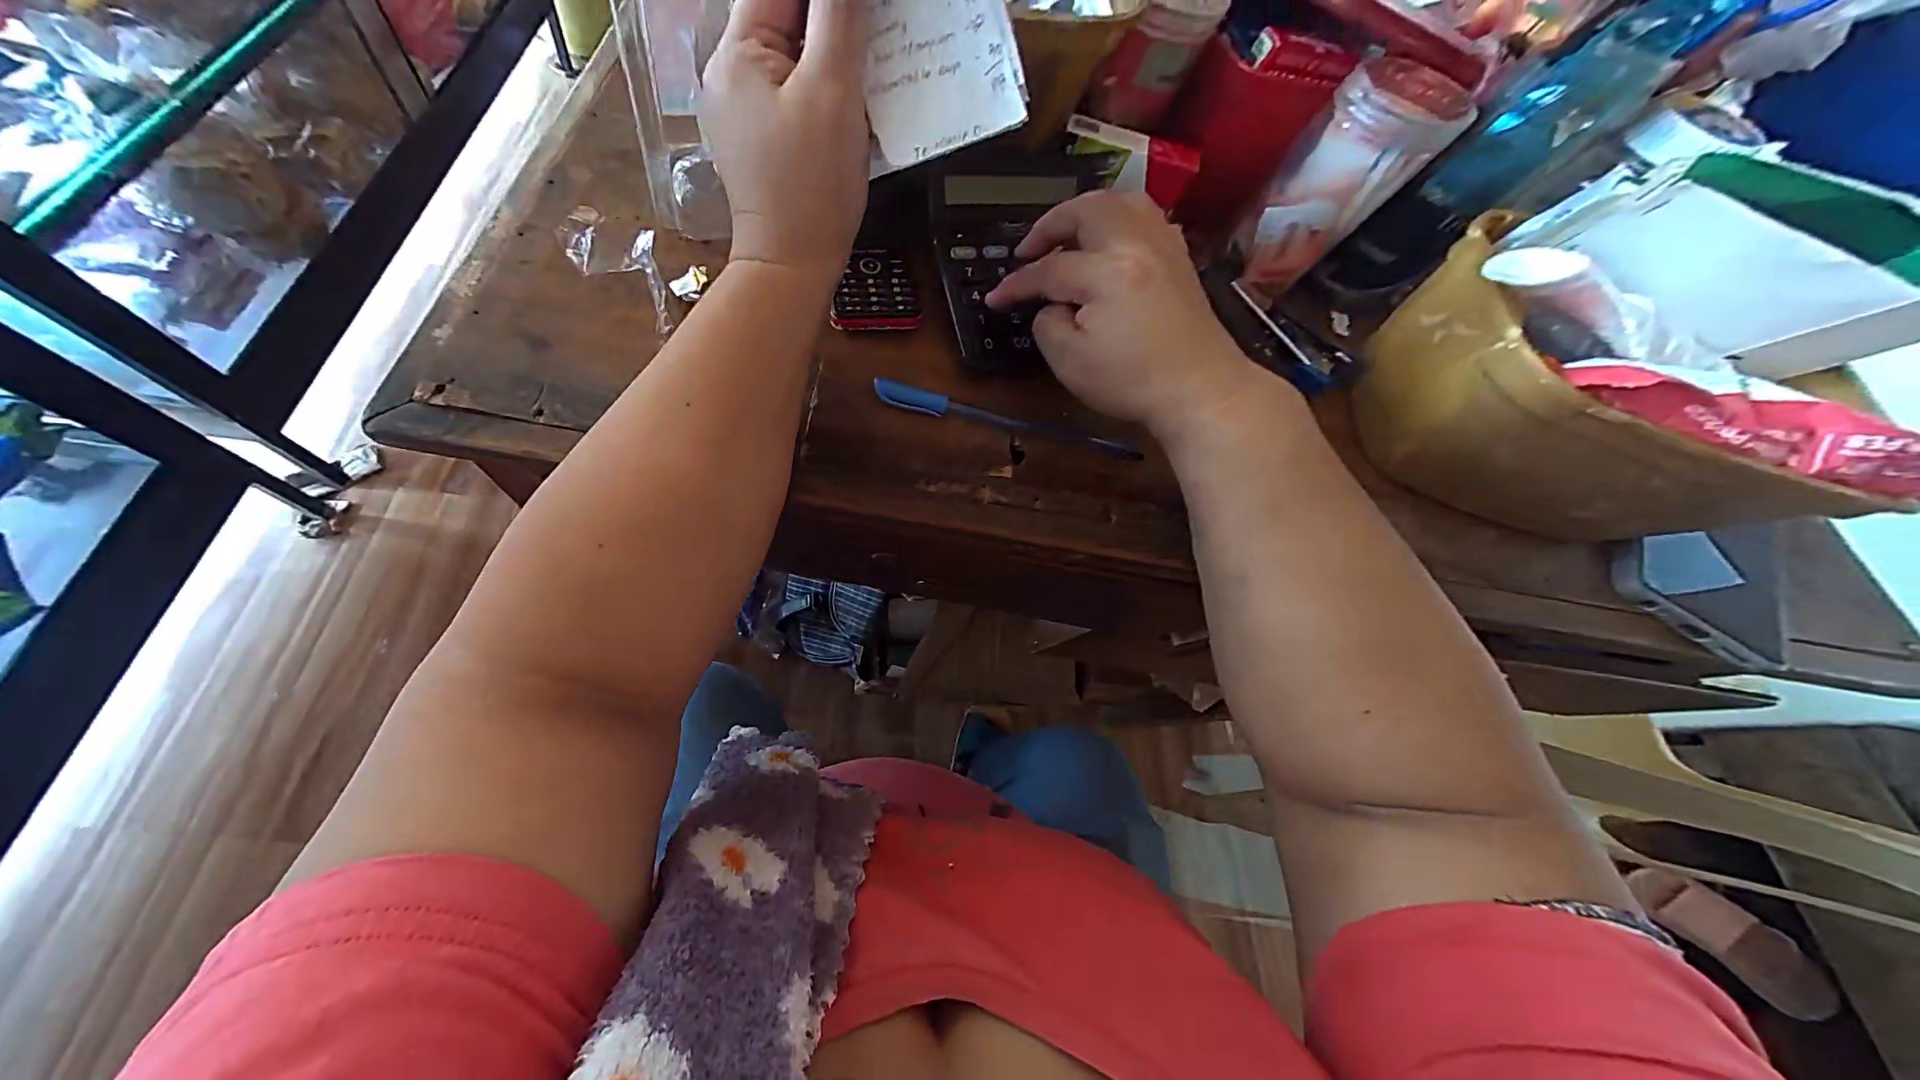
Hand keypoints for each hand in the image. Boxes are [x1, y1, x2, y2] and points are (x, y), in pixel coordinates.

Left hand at [698, 0, 868, 274]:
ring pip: (795, 55)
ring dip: (835, 51)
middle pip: (786, 17)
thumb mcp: (832, 92)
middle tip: (877, 31)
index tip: (866, 12)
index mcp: (737, 52)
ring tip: (873, 59)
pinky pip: (797, 91)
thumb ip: (838, 18)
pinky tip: (855, 98)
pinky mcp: (765, 140)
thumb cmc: (811, 186)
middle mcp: (732, 74)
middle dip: (835, 18)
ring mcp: (746, 110)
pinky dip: (827, 85)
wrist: (793, 263)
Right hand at [984, 192, 1267, 436]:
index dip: (1018, 284)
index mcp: (1108, 272)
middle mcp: (1137, 245)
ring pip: (1122, 202)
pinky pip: (1146, 219)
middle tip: (1029, 250)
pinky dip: (1118, 222)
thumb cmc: (1132, 382)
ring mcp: (1164, 247)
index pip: (1050, 269)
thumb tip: (1051, 305)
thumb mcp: (1070, 362)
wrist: (1200, 391)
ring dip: (1086, 213)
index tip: (997, 298)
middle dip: (1050, 225)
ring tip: (1067, 237)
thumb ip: (1047, 324)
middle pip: (1086, 209)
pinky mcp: (1180, 260)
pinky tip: (1109, 245)